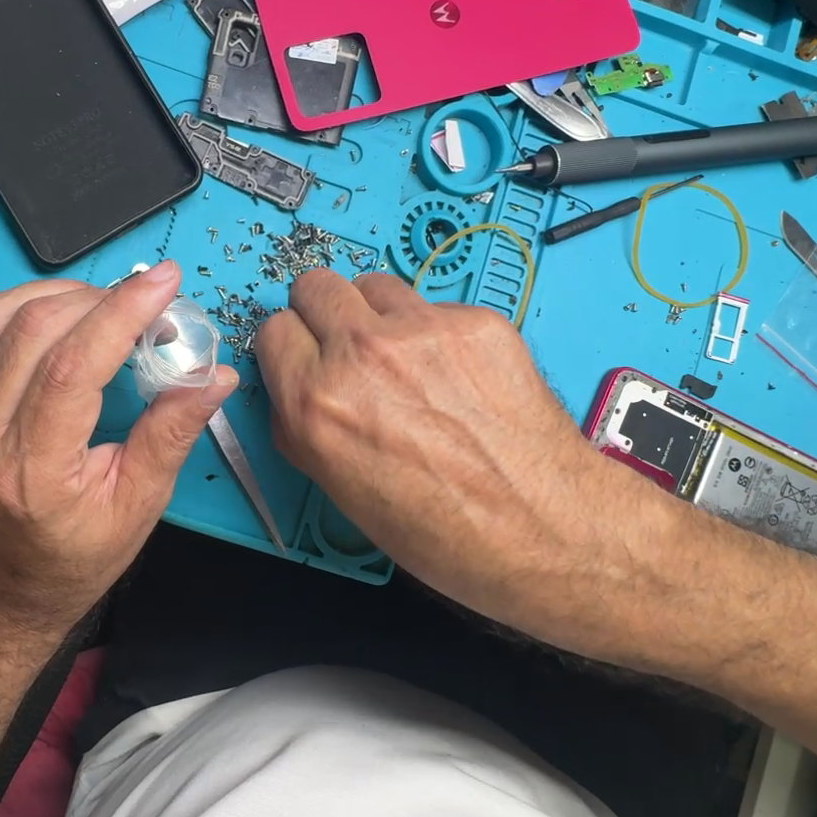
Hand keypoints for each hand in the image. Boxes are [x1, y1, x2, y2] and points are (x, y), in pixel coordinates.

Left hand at [0, 262, 237, 631]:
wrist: (16, 579)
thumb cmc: (82, 551)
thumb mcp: (140, 504)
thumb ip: (173, 433)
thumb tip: (216, 373)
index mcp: (35, 468)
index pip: (73, 367)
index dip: (121, 314)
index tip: (164, 282)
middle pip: (37, 331)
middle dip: (103, 298)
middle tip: (152, 303)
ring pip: (2, 316)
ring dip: (64, 295)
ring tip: (111, 305)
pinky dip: (26, 303)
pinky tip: (65, 312)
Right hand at [254, 269, 677, 647]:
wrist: (543, 532)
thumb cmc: (444, 532)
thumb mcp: (339, 490)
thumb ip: (303, 426)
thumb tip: (295, 390)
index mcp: (315, 403)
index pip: (273, 329)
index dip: (289, 348)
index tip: (303, 356)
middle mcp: (361, 356)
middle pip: (314, 286)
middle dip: (322, 313)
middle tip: (343, 343)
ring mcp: (421, 332)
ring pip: (371, 283)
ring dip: (374, 312)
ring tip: (399, 356)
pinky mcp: (474, 322)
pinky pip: (431, 303)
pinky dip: (432, 329)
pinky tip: (451, 372)